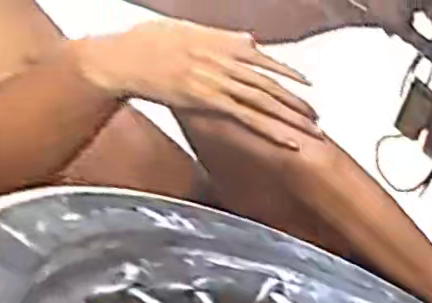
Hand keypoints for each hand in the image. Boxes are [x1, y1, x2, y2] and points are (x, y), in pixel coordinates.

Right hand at [69, 20, 318, 149]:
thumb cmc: (144, 44)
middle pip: (267, 83)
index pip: (258, 57)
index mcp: (210, 42)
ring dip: (293, 118)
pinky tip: (292, 142)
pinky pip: (248, 118)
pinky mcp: (206, 99)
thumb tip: (251, 39)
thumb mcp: (180, 31)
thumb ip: (218, 36)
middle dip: (297, 101)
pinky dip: (273, 131)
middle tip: (317, 115)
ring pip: (263, 102)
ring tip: (315, 131)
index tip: (308, 83)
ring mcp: (211, 80)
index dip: (287, 71)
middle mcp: (215, 59)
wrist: (114, 60)